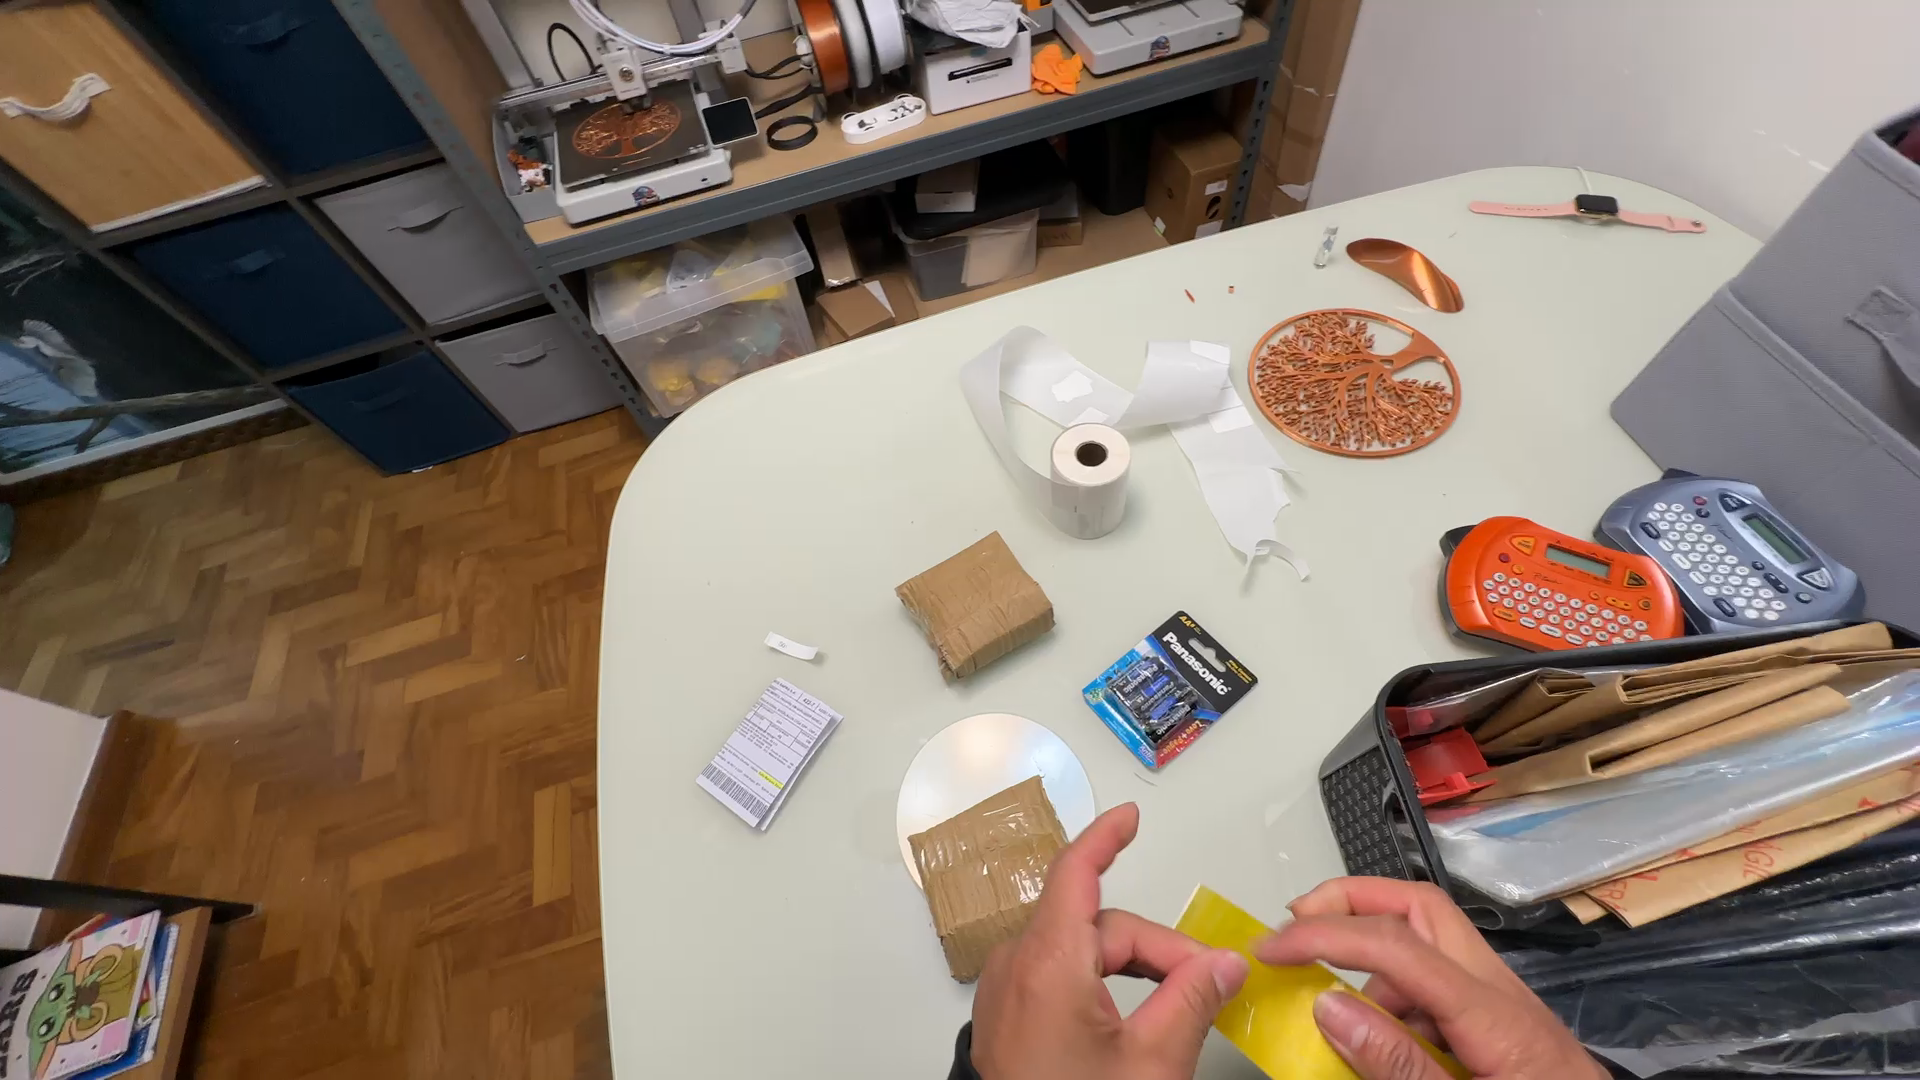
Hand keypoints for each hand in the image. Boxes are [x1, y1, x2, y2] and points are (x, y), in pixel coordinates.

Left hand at [970, 803, 1249, 1079]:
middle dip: (1157, 948)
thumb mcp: (1150, 1064)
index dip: (1106, 837)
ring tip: (1180, 1003)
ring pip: (1082, 950)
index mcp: (1048, 959)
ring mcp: (1008, 985)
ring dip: (1132, 967)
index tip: (1132, 818)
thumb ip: (1191, 1000)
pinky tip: (1132, 1016)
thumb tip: (1227, 962)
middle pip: (1098, 924)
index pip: (1076, 870)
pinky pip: (1060, 971)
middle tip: (1211, 981)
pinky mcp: (1007, 1008)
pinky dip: (1101, 981)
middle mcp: (1019, 960)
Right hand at [1254, 878, 1604, 1079]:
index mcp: (1497, 1017)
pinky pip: (1439, 985)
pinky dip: (1396, 998)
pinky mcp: (1506, 1028)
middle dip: (1349, 899)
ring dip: (1370, 958)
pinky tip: (1383, 1046)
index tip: (1271, 950)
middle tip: (1299, 922)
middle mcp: (1503, 995)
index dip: (1323, 935)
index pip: (1394, 942)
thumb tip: (1326, 1007)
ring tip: (1336, 1010)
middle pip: (1418, 905)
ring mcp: (1507, 1008)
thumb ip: (1399, 1066)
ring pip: (1426, 942)